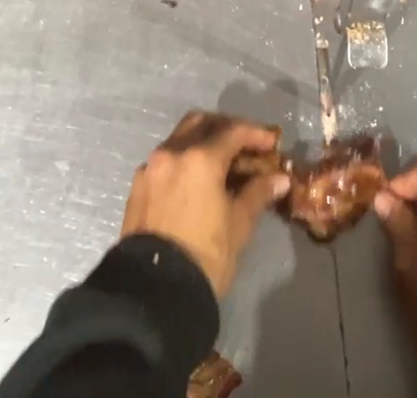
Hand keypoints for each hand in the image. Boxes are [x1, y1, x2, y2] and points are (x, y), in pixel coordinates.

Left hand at [121, 111, 291, 296]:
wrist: (154, 292)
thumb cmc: (206, 255)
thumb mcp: (239, 224)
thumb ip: (258, 193)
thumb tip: (279, 178)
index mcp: (200, 158)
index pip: (233, 131)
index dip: (256, 134)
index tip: (272, 145)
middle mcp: (172, 153)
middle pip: (201, 123)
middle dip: (225, 129)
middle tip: (245, 147)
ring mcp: (151, 168)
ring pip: (180, 139)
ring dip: (202, 143)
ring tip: (223, 166)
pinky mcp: (138, 186)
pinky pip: (166, 160)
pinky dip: (184, 161)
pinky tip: (197, 182)